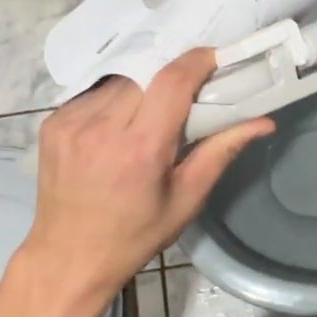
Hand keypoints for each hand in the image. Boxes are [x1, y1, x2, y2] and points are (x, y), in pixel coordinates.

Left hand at [15, 48, 273, 307]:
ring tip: (150, 113)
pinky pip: (93, 94)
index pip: (172, 81)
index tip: (215, 58)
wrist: (68, 258)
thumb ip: (222, 152)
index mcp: (140, 149)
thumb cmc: (135, 236)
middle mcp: (101, 128)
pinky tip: (119, 126)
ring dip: (141, 87)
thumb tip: (263, 122)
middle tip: (188, 92)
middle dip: (170, 76)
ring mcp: (71, 123)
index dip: (196, 61)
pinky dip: (114, 101)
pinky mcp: (52, 124)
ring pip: (119, 81)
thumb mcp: (186, 199)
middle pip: (146, 75)